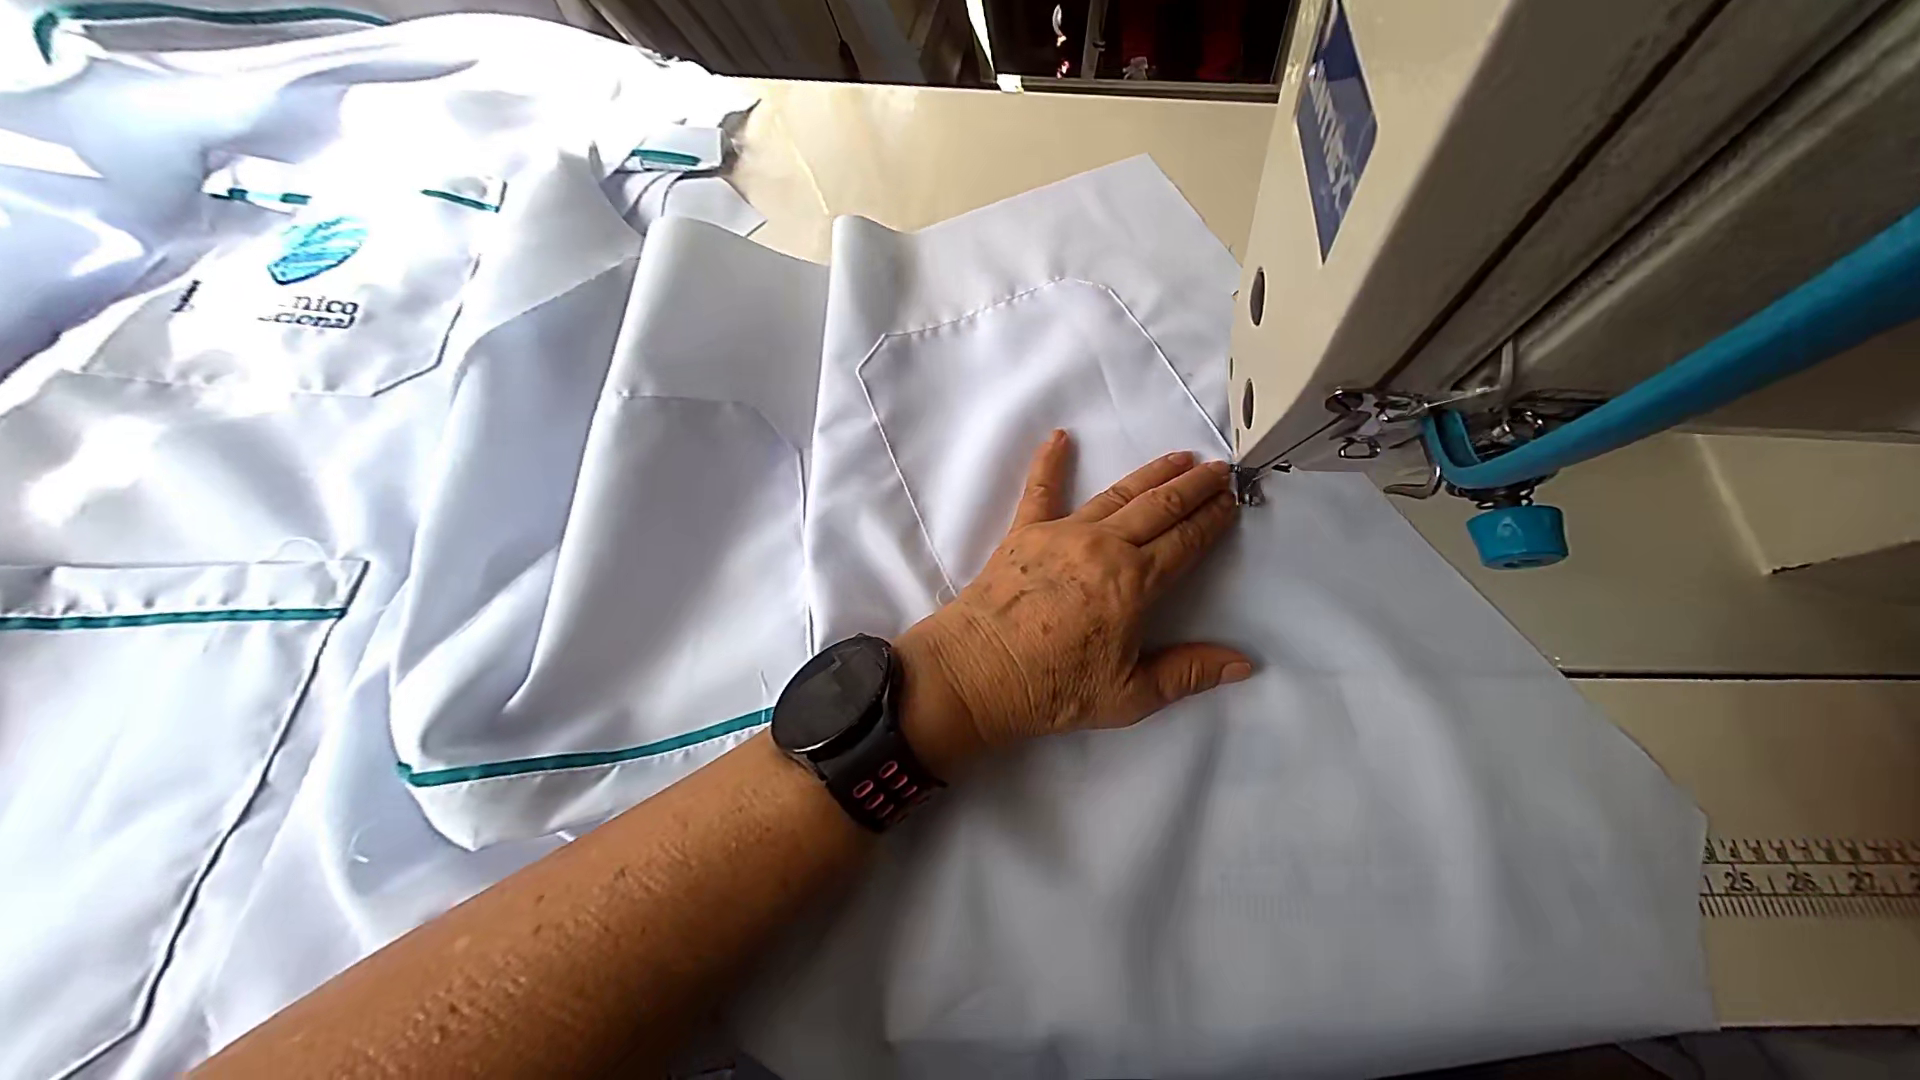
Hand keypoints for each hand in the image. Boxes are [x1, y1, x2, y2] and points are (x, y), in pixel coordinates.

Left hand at [897, 430, 1251, 776]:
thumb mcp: (1130, 695)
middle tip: (1218, 469)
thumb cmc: (1053, 688)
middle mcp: (1102, 547)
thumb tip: (1244, 663)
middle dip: (1193, 486)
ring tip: (1178, 457)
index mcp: (1133, 584)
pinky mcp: (1024, 532)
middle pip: (1159, 508)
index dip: (1211, 520)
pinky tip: (1060, 438)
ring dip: (1151, 473)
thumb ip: (1188, 673)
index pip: (1184, 542)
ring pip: (1116, 494)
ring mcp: (1061, 534)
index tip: (1231, 501)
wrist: (978, 673)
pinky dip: (1049, 462)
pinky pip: (1039, 489)